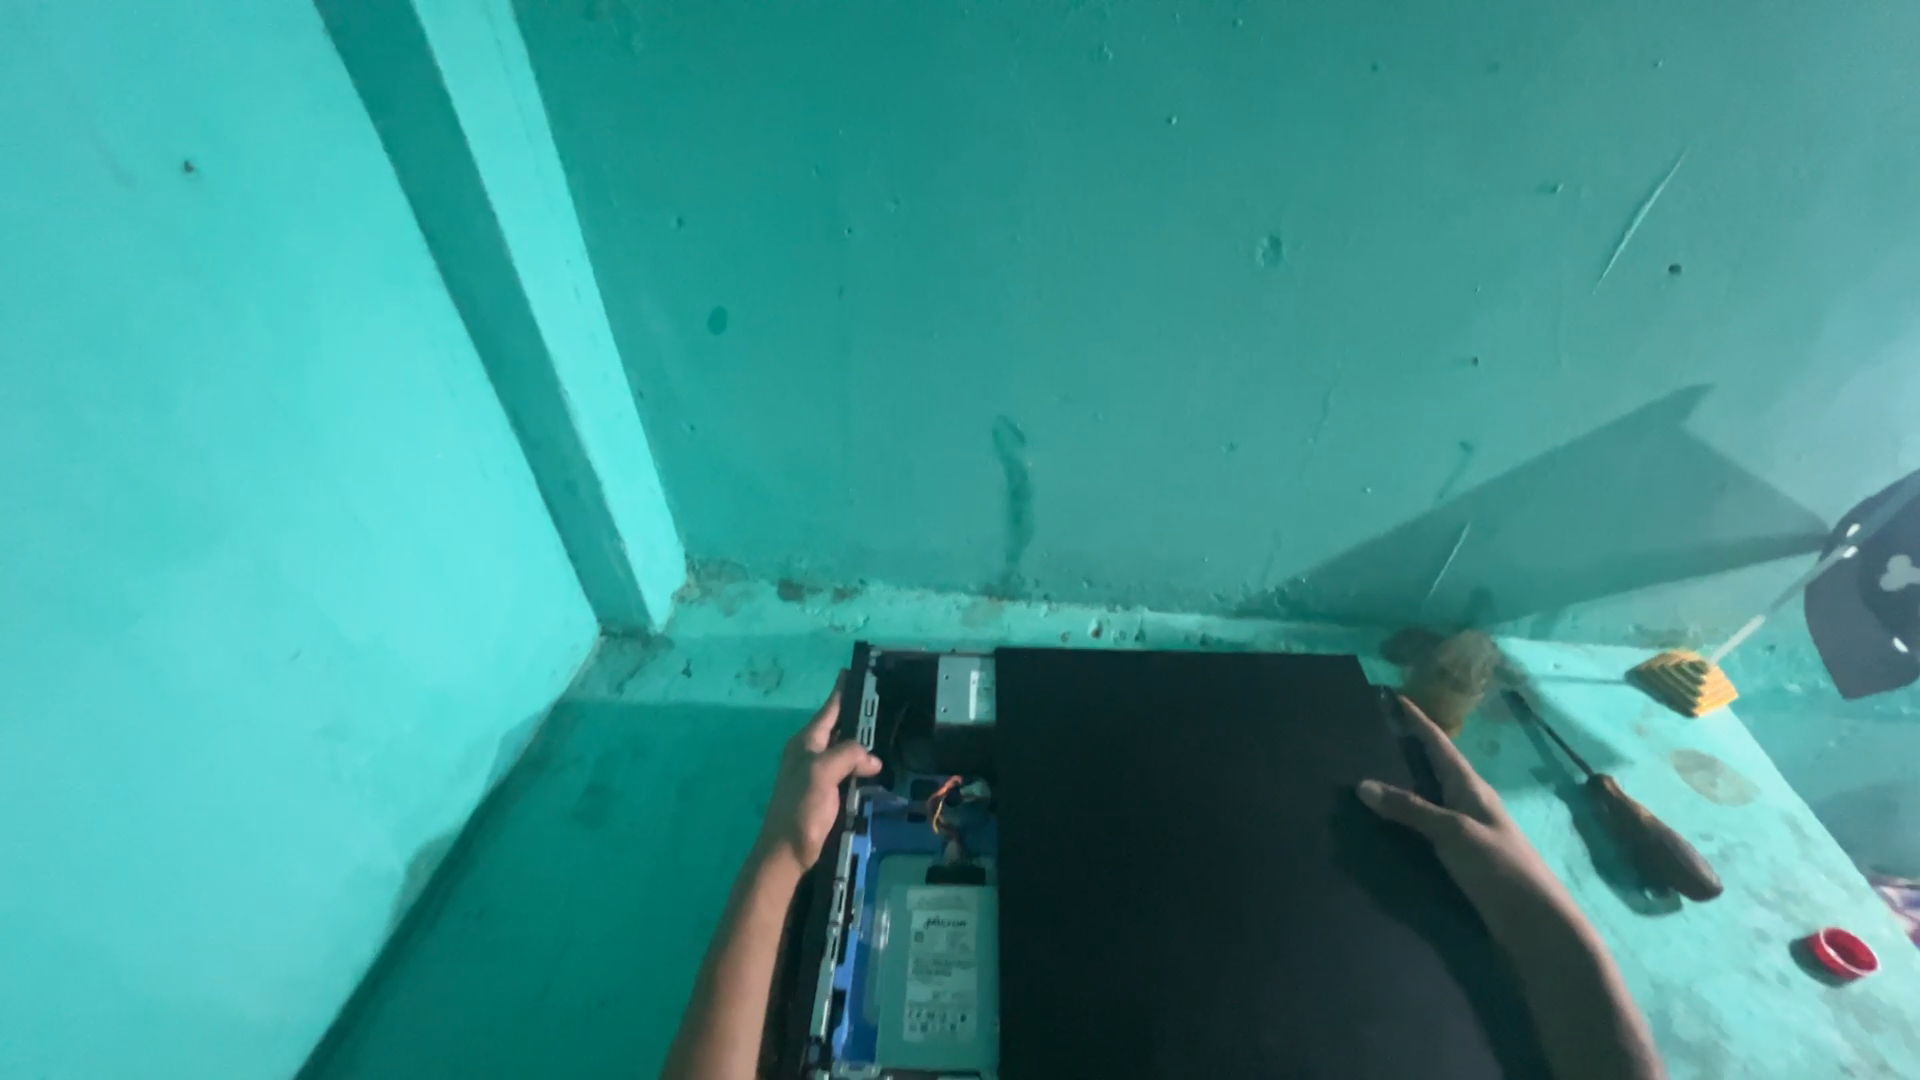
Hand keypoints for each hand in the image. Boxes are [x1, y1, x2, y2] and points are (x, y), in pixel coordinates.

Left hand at [753, 673, 881, 875]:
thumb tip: (871, 758)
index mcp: (806, 742)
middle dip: (858, 716)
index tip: (854, 671)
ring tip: (886, 735)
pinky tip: (876, 770)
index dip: (842, 690)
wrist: (785, 854)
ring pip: (845, 749)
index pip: (829, 708)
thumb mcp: (823, 772)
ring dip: (862, 745)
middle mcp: (810, 752)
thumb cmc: (800, 808)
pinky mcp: (825, 793)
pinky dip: (861, 767)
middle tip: (883, 704)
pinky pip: (847, 771)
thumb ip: (847, 754)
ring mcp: (817, 773)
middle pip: (838, 727)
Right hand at [1358, 695, 1574, 934]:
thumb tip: (1361, 784)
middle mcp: (1468, 803)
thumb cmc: (1502, 870)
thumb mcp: (1454, 833)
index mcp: (1471, 788)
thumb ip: (1409, 808)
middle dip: (1404, 746)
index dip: (1417, 720)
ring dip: (1400, 782)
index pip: (1439, 744)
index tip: (1393, 696)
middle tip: (1370, 731)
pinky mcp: (1459, 857)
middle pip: (1432, 766)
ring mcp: (1464, 831)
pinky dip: (1401, 816)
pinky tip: (1380, 821)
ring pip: (1426, 796)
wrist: (1539, 930)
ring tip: (1364, 771)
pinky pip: (1422, 825)